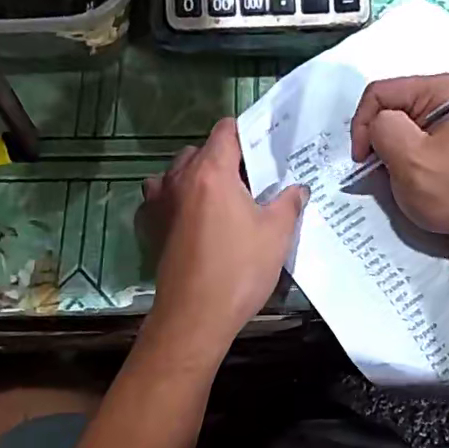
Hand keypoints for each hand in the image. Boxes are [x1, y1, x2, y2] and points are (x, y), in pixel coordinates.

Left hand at [139, 118, 306, 347]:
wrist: (196, 315)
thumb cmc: (239, 270)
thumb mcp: (277, 234)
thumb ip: (288, 202)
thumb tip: (297, 188)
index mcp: (212, 172)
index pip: (226, 131)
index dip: (247, 133)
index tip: (265, 148)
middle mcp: (180, 179)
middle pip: (201, 151)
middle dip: (225, 158)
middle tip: (251, 180)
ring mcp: (160, 202)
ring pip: (178, 173)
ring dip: (197, 176)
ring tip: (221, 199)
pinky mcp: (151, 226)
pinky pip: (161, 198)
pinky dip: (175, 199)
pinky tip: (192, 217)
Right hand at [349, 73, 448, 241]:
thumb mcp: (410, 158)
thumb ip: (382, 128)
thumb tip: (375, 126)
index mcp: (442, 89)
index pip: (379, 93)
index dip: (363, 126)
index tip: (363, 160)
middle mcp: (447, 96)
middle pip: (388, 108)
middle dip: (377, 139)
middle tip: (379, 170)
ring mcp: (448, 119)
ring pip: (397, 127)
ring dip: (388, 153)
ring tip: (397, 177)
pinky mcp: (448, 139)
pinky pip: (411, 140)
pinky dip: (401, 159)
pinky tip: (409, 178)